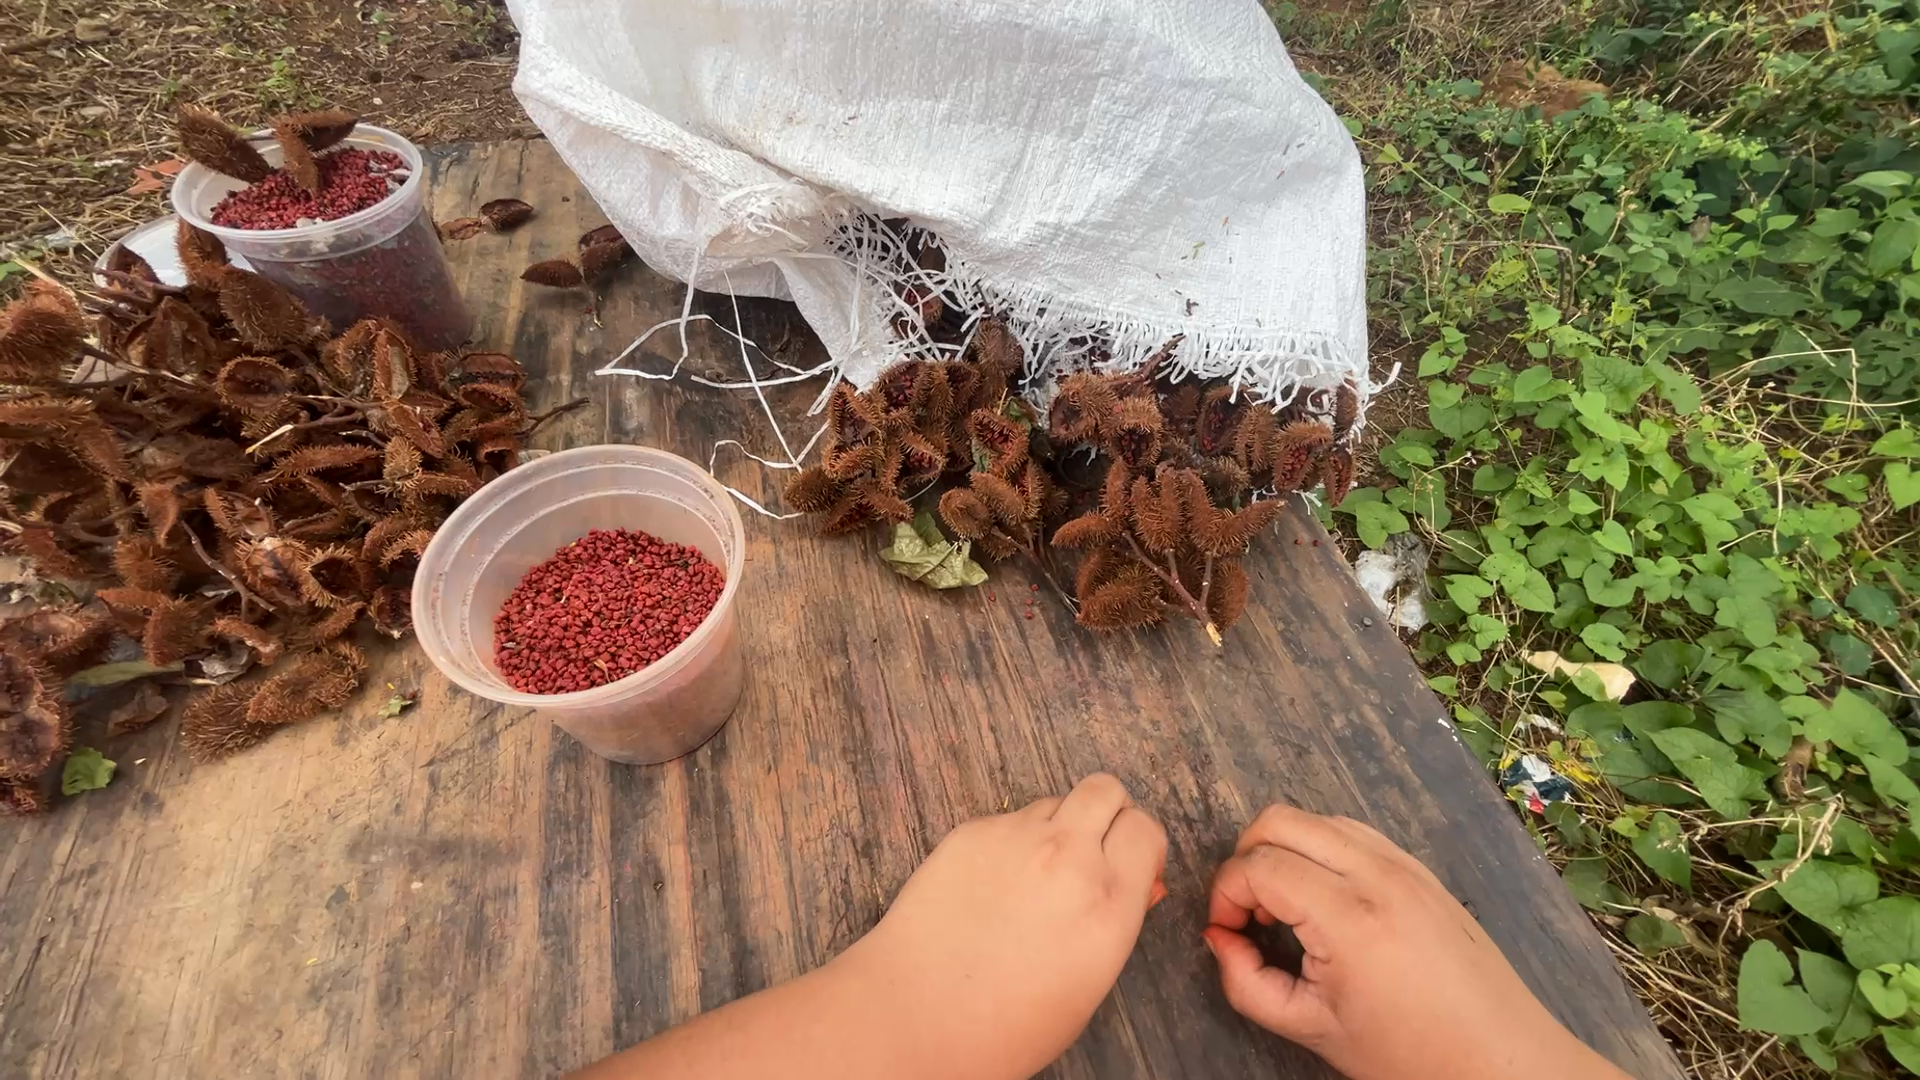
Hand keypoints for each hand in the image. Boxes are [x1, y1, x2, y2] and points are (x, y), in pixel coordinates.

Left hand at [833, 773, 1167, 1079]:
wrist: (917, 1013)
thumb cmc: (1008, 1024)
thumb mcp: (1087, 983)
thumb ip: (1115, 919)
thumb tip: (1139, 882)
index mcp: (1108, 903)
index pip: (1146, 829)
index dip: (1141, 841)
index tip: (1132, 859)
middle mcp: (1068, 856)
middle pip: (1106, 788)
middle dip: (1108, 811)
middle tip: (1093, 845)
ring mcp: (1016, 835)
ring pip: (1054, 802)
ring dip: (1056, 827)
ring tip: (1031, 878)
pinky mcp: (973, 828)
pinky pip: (1008, 820)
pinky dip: (1009, 842)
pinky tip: (988, 885)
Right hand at [1202, 805, 1630, 1079]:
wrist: (1512, 1067)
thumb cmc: (1411, 1057)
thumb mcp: (1313, 1030)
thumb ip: (1246, 982)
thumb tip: (1218, 936)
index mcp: (1348, 918)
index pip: (1257, 868)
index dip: (1226, 894)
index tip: (1227, 931)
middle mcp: (1374, 873)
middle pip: (1276, 821)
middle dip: (1245, 859)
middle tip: (1250, 910)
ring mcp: (1401, 862)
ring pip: (1311, 817)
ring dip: (1281, 848)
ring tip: (1286, 902)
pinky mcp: (1417, 864)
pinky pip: (1347, 829)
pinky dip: (1317, 847)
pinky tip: (1323, 894)